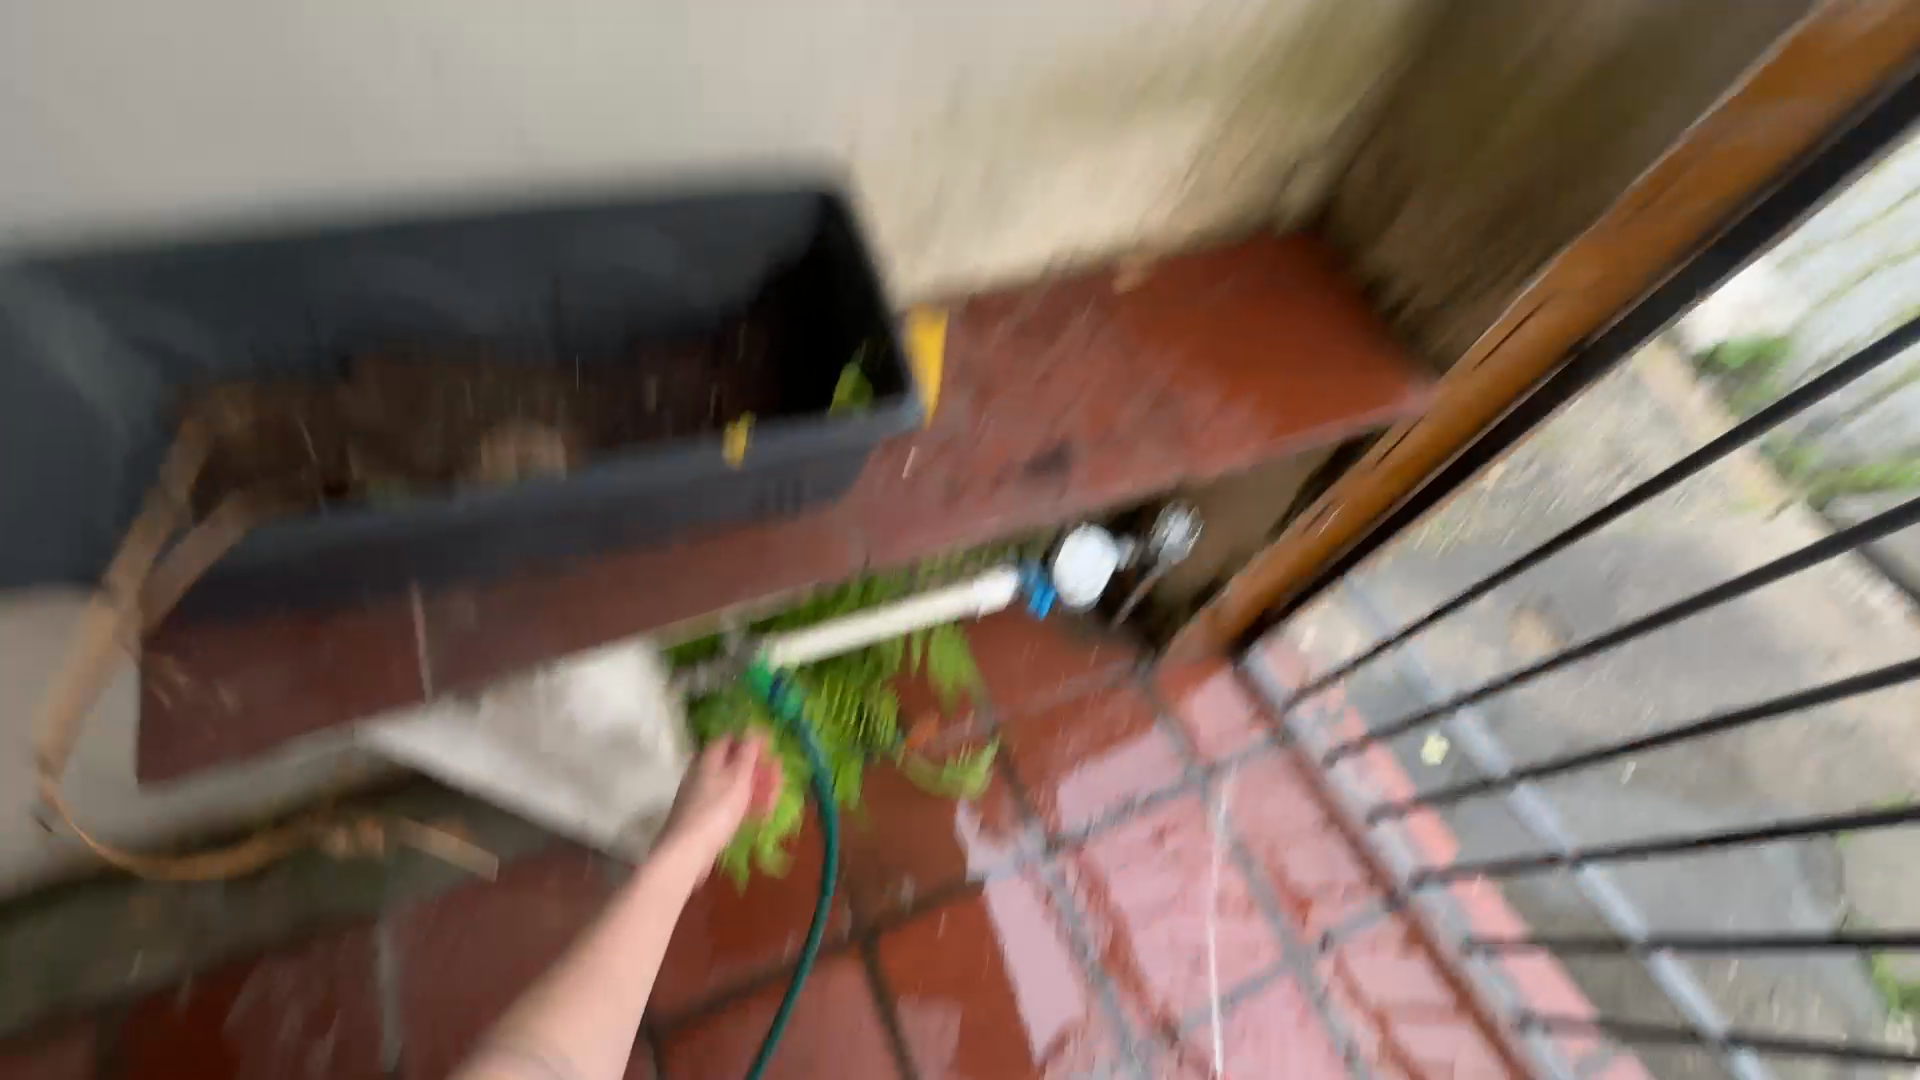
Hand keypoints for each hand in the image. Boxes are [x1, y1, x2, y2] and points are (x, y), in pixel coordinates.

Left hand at [658, 732, 780, 875]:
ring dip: (756, 788)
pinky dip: (745, 806)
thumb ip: (748, 752)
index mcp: (709, 759)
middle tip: (778, 776)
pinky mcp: (704, 818)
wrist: (687, 852)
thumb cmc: (716, 810)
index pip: (731, 739)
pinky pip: (729, 805)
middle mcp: (703, 774)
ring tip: (775, 798)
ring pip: (733, 786)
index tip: (770, 750)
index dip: (751, 742)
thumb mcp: (738, 776)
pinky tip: (761, 815)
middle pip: (734, 764)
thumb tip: (754, 727)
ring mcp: (702, 797)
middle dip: (758, 769)